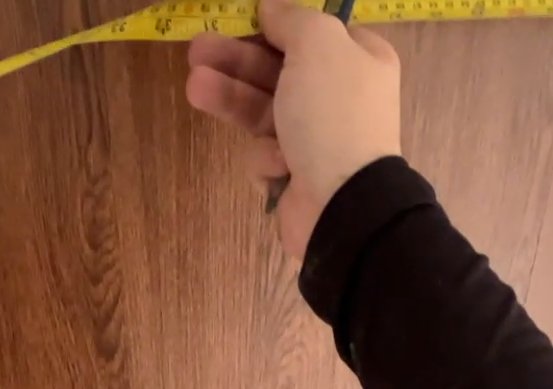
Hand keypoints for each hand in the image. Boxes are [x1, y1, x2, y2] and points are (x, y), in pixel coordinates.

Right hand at [185, 0, 401, 258]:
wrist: (342, 204)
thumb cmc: (333, 115)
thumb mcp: (317, 44)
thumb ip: (292, 19)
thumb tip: (271, 6)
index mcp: (358, 61)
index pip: (312, 34)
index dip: (275, 26)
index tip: (241, 18)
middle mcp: (339, 100)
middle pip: (279, 71)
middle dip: (236, 61)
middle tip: (197, 51)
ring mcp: (316, 142)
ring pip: (264, 113)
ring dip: (232, 99)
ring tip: (195, 88)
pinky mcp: (295, 178)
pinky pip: (268, 157)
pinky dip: (267, 160)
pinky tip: (277, 166)